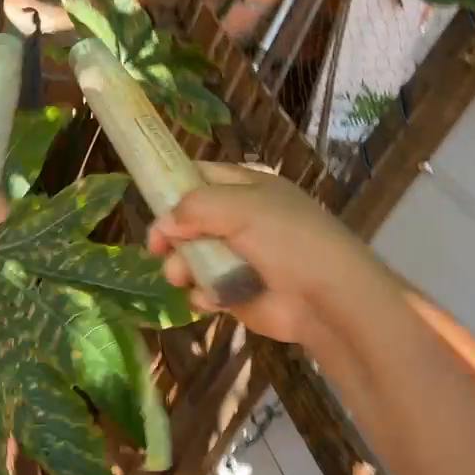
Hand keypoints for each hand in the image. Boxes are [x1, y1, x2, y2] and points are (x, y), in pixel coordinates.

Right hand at [146, 162, 381, 345]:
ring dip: (180, 267)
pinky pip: (202, 288)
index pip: (201, 176)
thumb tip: (163, 225)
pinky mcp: (233, 291)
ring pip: (189, 256)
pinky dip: (201, 294)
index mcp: (247, 189)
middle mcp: (240, 220)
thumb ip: (195, 207)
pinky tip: (211, 299)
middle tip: (158, 247)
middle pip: (187, 220)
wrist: (325, 298)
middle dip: (170, 234)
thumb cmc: (288, 240)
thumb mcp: (242, 207)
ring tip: (182, 277)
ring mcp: (236, 257)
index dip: (173, 184)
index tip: (149, 199)